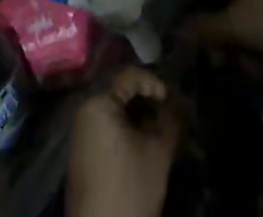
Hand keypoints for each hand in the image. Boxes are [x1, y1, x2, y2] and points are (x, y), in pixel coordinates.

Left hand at [67, 68, 180, 216]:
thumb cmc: (131, 186)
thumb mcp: (158, 150)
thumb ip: (171, 119)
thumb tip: (182, 101)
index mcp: (98, 104)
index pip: (129, 76)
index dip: (154, 82)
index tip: (170, 100)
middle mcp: (84, 112)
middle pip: (118, 91)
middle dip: (145, 98)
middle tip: (166, 110)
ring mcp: (80, 134)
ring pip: (112, 109)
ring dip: (136, 114)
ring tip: (157, 126)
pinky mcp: (82, 153)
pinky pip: (104, 127)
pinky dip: (124, 127)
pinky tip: (140, 141)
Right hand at [185, 0, 262, 71]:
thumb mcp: (236, 26)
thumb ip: (203, 27)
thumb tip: (174, 31)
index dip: (194, 10)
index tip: (191, 39)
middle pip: (224, 7)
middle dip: (221, 39)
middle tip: (221, 62)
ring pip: (243, 25)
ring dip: (241, 50)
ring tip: (252, 68)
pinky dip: (261, 51)